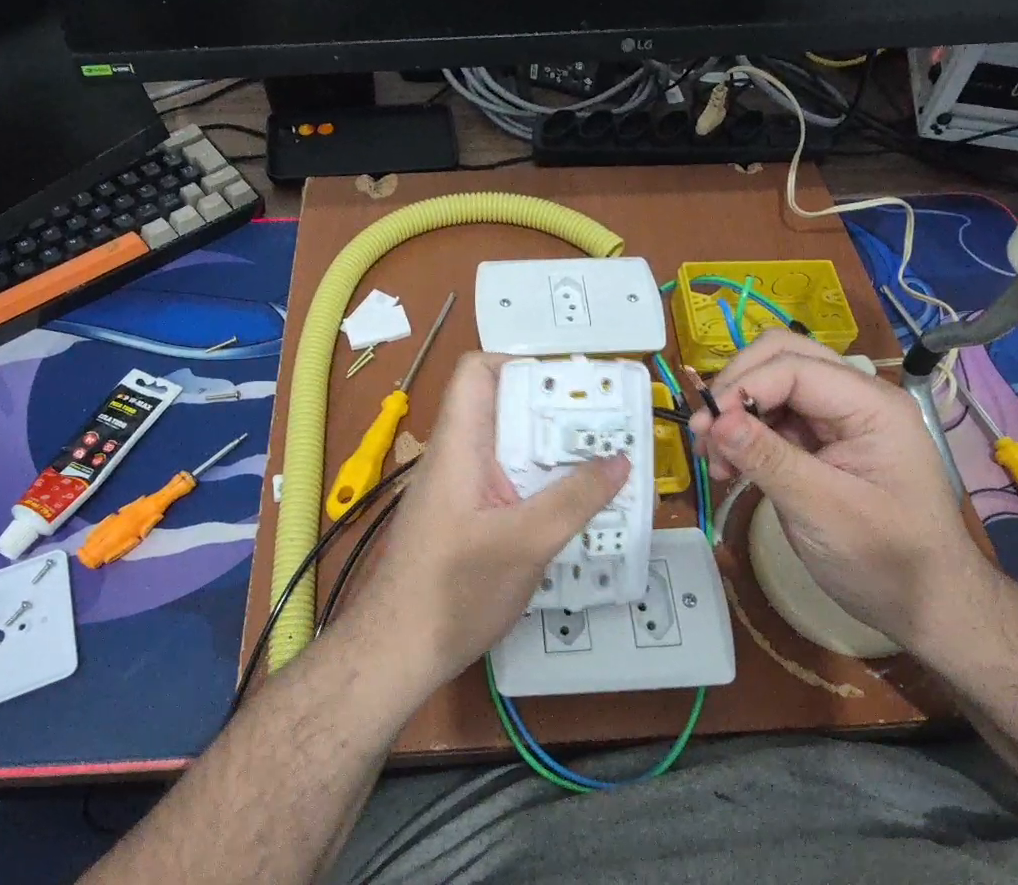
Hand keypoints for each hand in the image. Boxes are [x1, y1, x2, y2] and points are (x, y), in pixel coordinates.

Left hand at [335, 352, 629, 693]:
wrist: (397, 651)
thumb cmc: (453, 591)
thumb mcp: (525, 542)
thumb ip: (575, 498)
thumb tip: (620, 459)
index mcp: (459, 445)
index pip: (478, 371)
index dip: (523, 364)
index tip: (575, 386)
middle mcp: (457, 458)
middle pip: (505, 410)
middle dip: (557, 413)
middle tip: (609, 428)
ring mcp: (460, 491)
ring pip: (511, 451)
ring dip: (555, 455)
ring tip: (607, 465)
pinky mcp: (467, 520)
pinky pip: (509, 486)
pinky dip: (544, 488)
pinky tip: (578, 511)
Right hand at [688, 331, 996, 651]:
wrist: (926, 604)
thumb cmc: (887, 560)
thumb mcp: (823, 511)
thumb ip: (769, 460)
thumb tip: (714, 422)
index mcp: (871, 405)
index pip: (794, 367)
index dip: (743, 389)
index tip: (705, 431)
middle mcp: (855, 400)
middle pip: (783, 357)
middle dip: (737, 388)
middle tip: (706, 434)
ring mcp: (838, 421)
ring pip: (773, 384)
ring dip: (736, 413)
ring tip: (714, 460)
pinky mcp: (821, 444)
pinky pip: (774, 419)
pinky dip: (745, 435)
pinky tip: (729, 468)